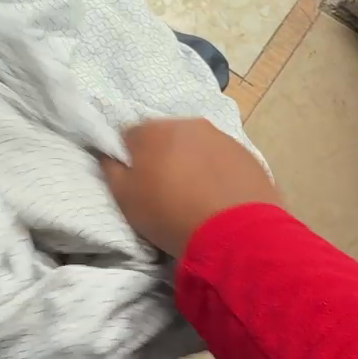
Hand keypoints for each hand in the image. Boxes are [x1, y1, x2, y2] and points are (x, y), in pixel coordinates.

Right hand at [101, 119, 279, 256]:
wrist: (234, 234)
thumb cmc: (169, 213)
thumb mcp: (125, 198)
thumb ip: (111, 170)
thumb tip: (110, 155)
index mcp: (152, 130)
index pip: (129, 136)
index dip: (128, 159)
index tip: (135, 181)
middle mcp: (187, 124)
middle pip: (164, 136)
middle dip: (160, 156)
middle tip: (163, 188)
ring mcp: (221, 137)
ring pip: (194, 145)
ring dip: (189, 162)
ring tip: (193, 194)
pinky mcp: (247, 154)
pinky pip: (221, 158)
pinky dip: (215, 171)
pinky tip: (216, 196)